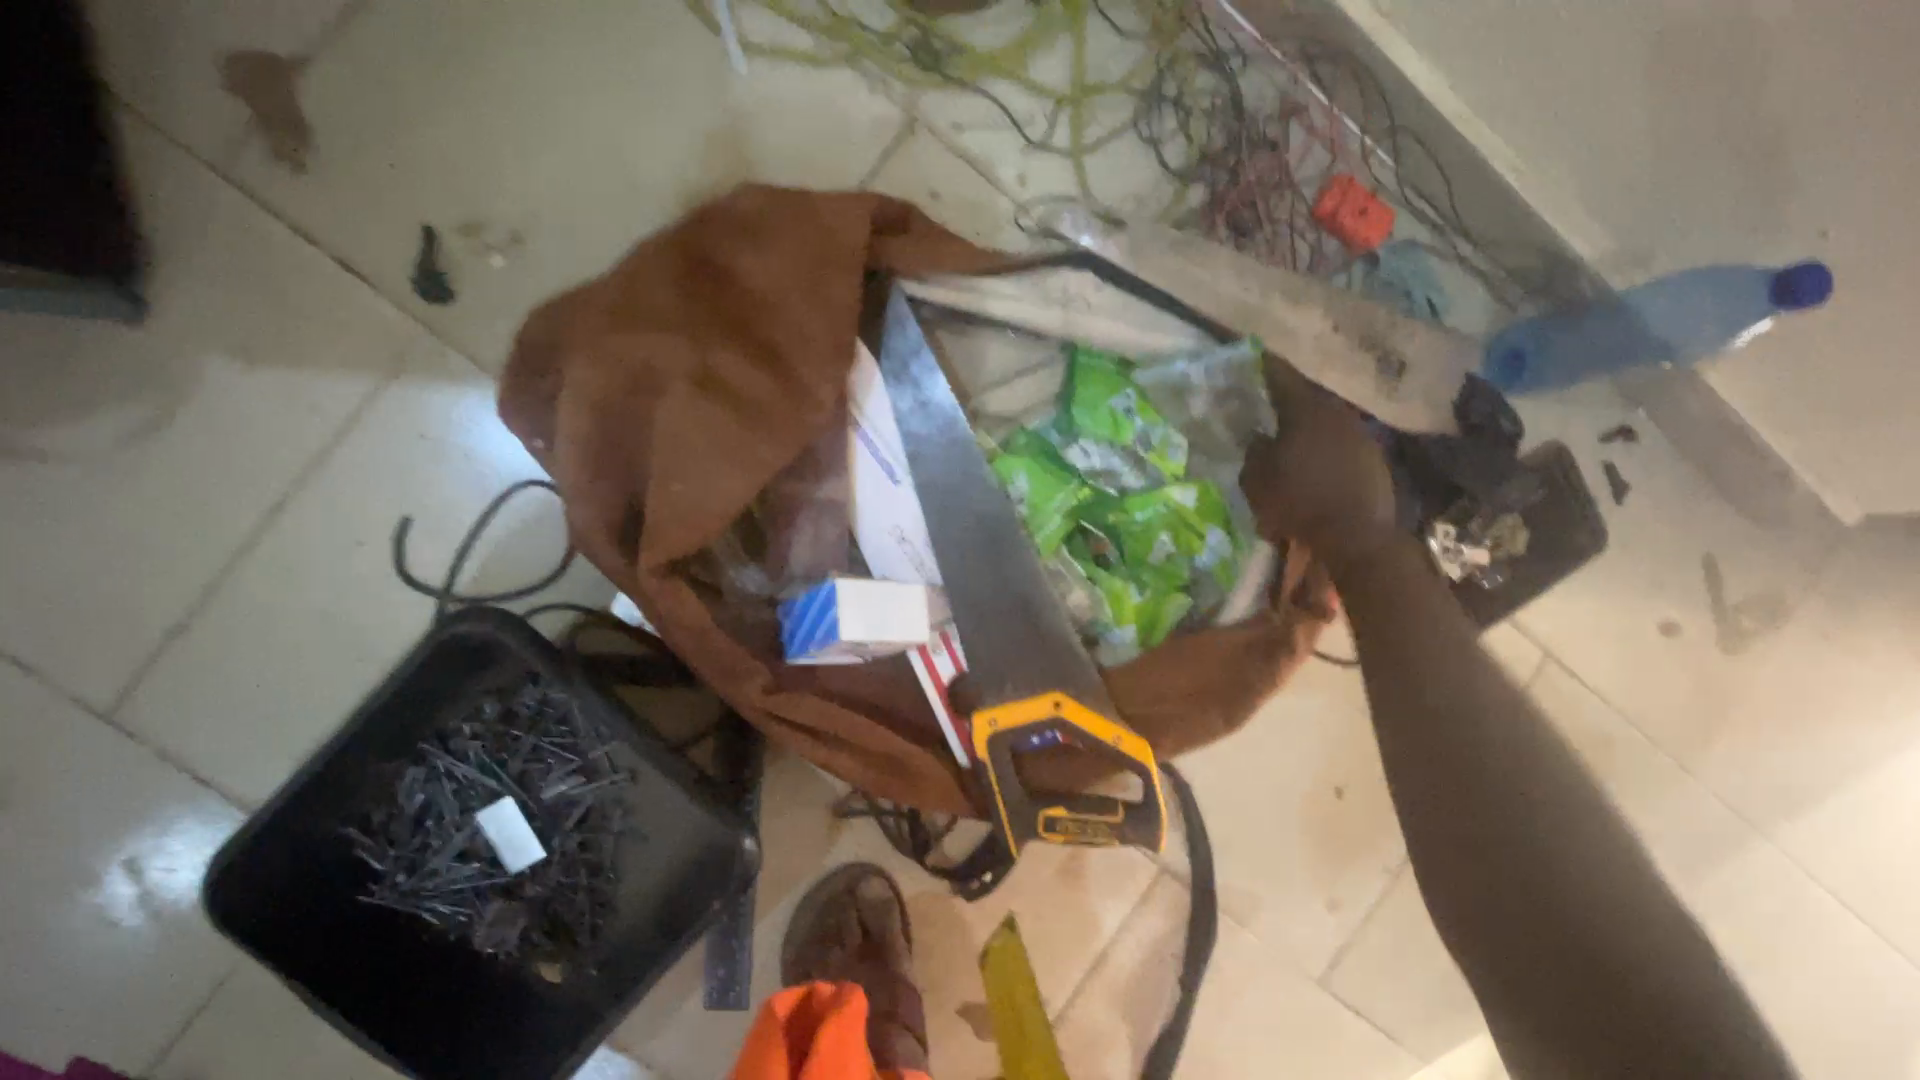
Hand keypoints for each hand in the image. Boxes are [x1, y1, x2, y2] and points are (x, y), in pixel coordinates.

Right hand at [1240, 358, 1399, 574]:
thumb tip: (1259, 436)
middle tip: (1268, 405)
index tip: (1253, 358)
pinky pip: (1342, 445)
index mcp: (1305, 409)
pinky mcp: (1374, 459)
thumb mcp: (1256, 478)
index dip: (1264, 366)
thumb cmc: (1298, 501)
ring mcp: (1361, 435)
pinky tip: (1317, 466)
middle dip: (1287, 401)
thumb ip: (1254, 450)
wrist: (1356, 536)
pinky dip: (1327, 450)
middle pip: (1307, 398)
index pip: (1280, 375)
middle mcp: (1337, 412)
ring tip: (1292, 440)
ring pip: (1327, 422)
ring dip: (1309, 428)